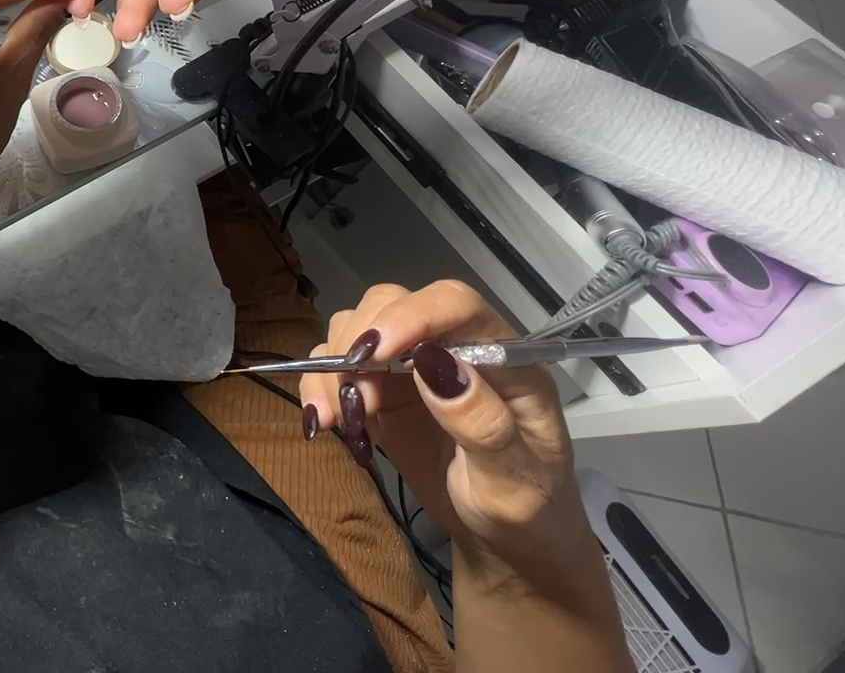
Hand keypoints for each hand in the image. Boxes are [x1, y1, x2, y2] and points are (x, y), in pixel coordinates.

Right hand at [299, 282, 593, 573]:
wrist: (506, 540)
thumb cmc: (526, 513)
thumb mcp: (515, 483)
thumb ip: (482, 423)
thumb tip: (434, 365)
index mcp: (502, 358)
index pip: (454, 304)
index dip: (409, 316)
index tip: (371, 353)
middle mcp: (451, 345)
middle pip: (391, 304)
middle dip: (359, 345)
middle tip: (354, 402)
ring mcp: (410, 362)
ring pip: (354, 327)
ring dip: (333, 369)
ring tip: (339, 422)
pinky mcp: (378, 383)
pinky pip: (332, 363)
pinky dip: (318, 387)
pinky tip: (327, 423)